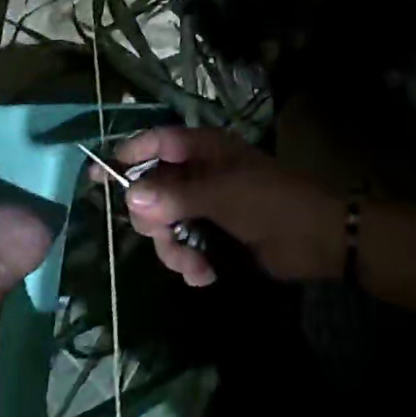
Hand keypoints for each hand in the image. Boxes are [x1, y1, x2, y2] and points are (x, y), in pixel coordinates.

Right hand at [101, 128, 340, 286]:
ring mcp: (208, 204)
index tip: (98, 177)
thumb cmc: (273, 203)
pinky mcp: (215, 233)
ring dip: (174, 249)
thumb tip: (129, 195)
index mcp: (208, 150)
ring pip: (165, 224)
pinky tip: (205, 274)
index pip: (159, 142)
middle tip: (163, 234)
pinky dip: (190, 262)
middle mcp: (204, 172)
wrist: (317, 238)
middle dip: (154, 220)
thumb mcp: (224, 195)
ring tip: (194, 264)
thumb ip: (176, 195)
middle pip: (153, 190)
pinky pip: (184, 246)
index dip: (129, 155)